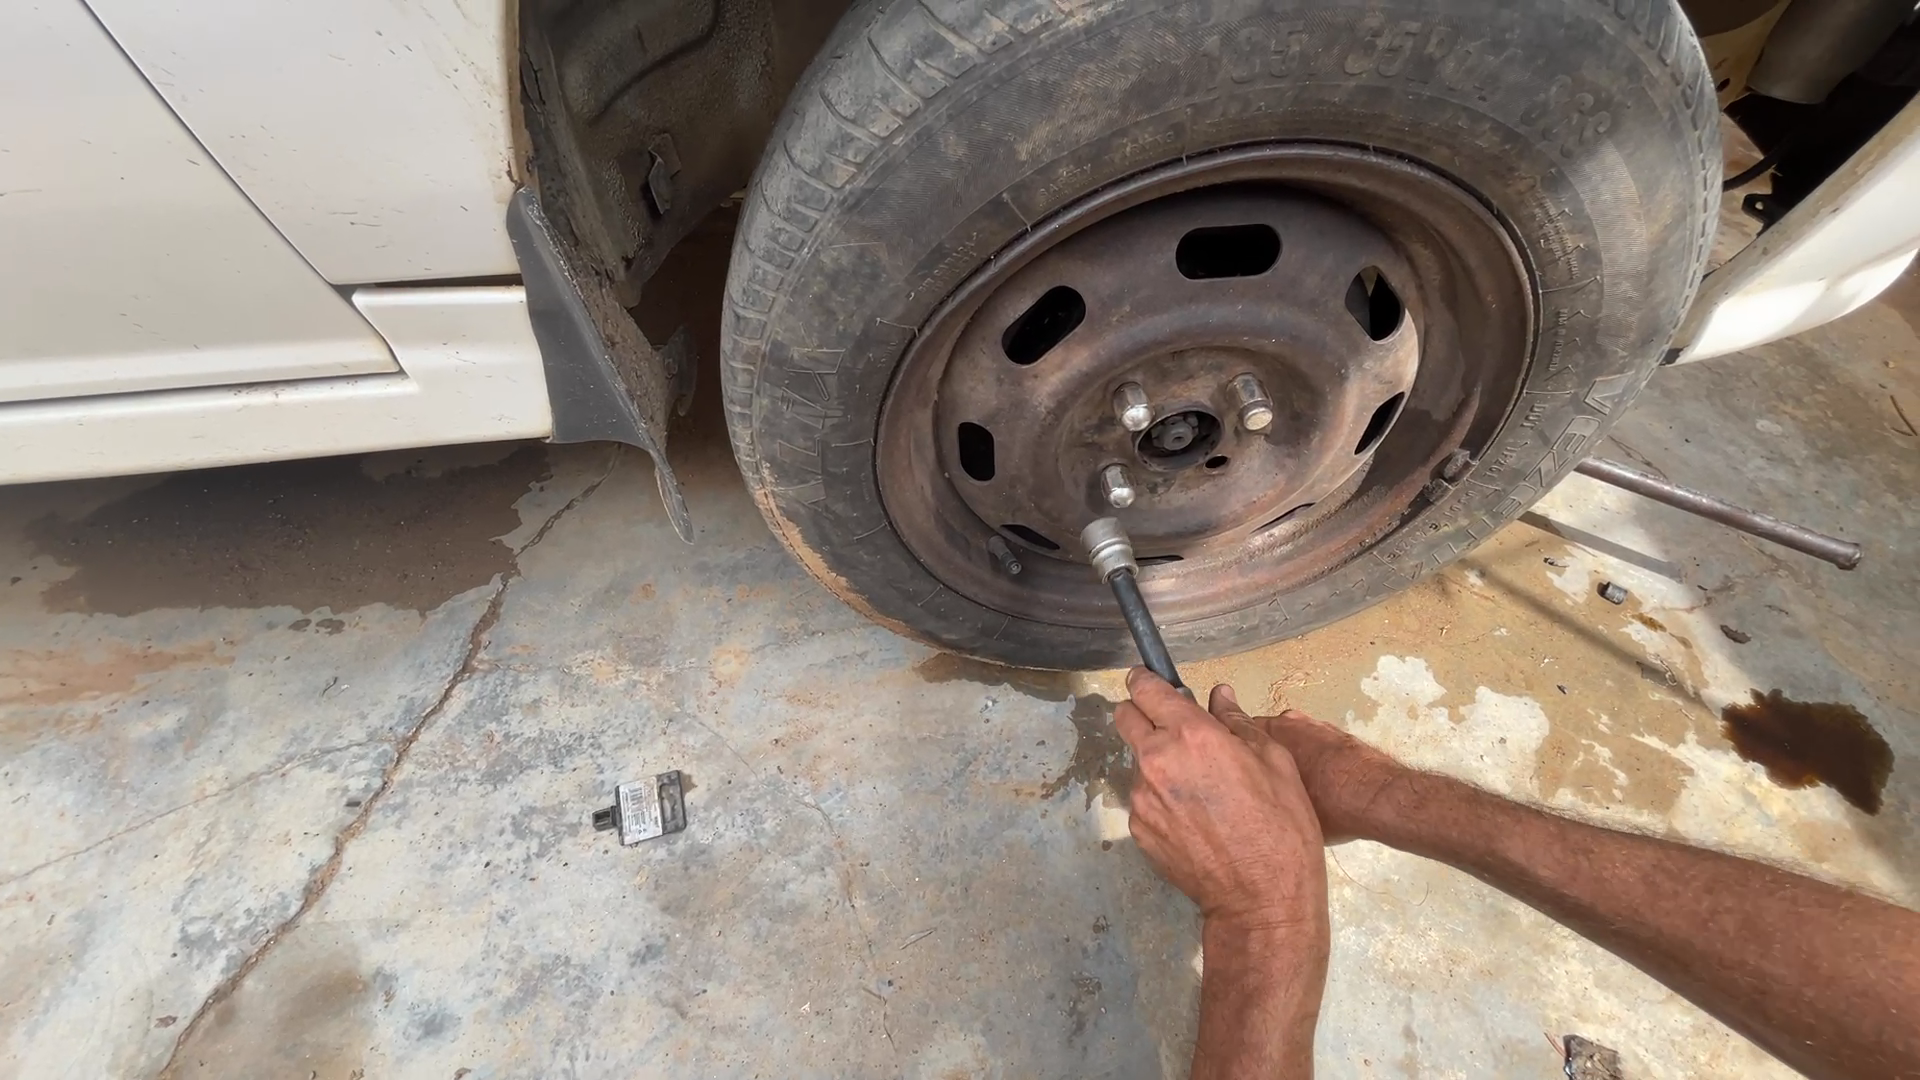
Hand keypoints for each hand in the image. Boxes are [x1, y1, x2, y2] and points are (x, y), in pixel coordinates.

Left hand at [1113, 669, 1327, 931]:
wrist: (1262, 901)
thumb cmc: (1281, 827)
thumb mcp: (1274, 763)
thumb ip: (1238, 722)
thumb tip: (1219, 694)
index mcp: (1190, 734)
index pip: (1145, 689)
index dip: (1145, 680)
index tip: (1149, 680)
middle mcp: (1156, 758)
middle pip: (1124, 716)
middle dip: (1141, 713)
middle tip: (1169, 728)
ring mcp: (1141, 795)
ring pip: (1136, 761)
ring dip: (1156, 763)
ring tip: (1196, 790)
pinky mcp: (1137, 827)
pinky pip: (1143, 799)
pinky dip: (1160, 800)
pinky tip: (1192, 820)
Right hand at [1204, 686, 1409, 844]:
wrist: (1379, 798)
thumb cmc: (1328, 807)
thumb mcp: (1283, 809)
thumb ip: (1261, 793)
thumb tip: (1250, 799)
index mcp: (1266, 736)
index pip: (1234, 732)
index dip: (1231, 749)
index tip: (1229, 763)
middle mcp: (1285, 723)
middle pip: (1260, 732)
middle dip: (1257, 749)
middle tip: (1261, 777)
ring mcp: (1312, 725)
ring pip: (1288, 735)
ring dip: (1287, 750)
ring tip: (1292, 779)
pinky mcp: (1336, 732)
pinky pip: (1313, 740)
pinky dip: (1311, 753)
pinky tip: (1319, 777)